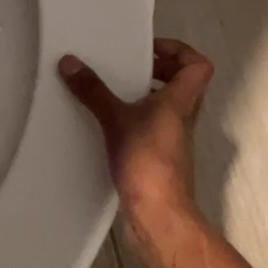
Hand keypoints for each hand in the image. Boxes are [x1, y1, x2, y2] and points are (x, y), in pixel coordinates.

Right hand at [58, 38, 213, 219]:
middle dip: (159, 70)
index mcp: (181, 101)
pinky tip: (110, 124)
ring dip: (147, 95)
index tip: (149, 50)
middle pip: (183, 84)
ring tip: (115, 90)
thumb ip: (93, 91)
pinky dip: (137, 120)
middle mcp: (183, 118)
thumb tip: (69, 61)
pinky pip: (154, 128)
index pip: (199, 66)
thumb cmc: (148, 162)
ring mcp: (174, 140)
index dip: (179, 51)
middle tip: (129, 66)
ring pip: (168, 107)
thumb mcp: (115, 120)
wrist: (160, 218)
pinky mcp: (161, 160)